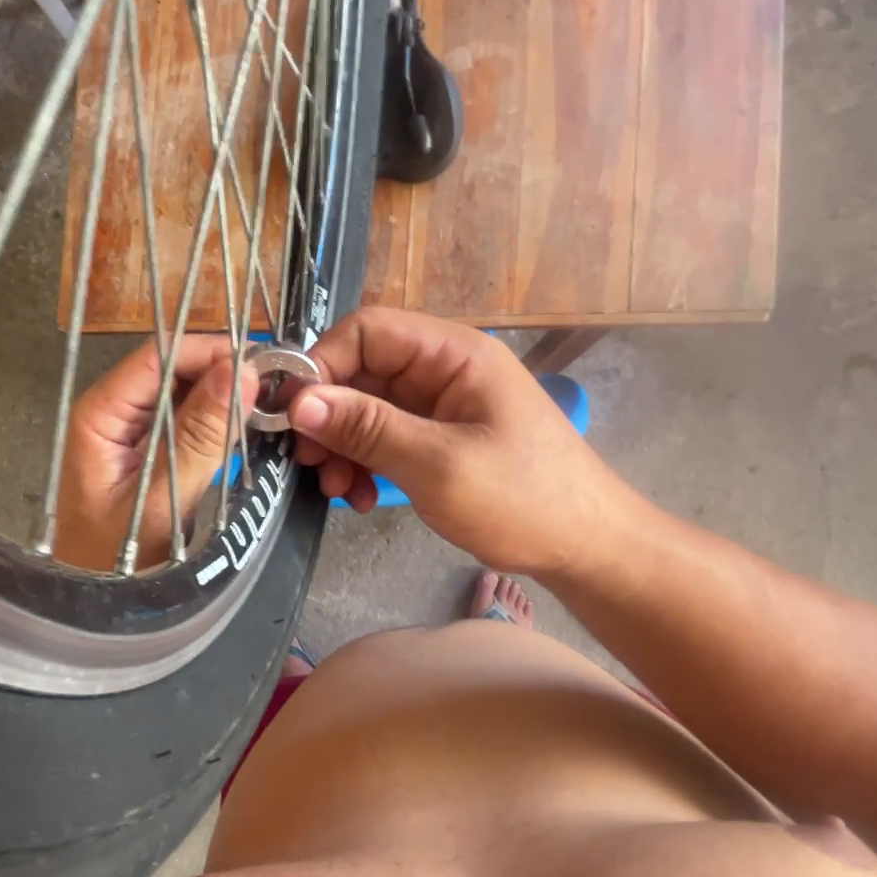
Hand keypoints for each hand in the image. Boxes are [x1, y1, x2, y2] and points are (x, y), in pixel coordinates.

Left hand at [53, 335, 257, 571]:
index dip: (210, 350)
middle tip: (280, 383)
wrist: (94, 611)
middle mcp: (112, 413)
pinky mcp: (148, 452)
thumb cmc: (117, 561)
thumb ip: (201, 437)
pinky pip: (185, 420)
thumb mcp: (163, 501)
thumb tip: (242, 371)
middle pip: (171, 370)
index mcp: (99, 415)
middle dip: (222, 371)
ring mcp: (129, 433)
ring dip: (224, 395)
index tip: (264, 360)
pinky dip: (217, 420)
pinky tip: (250, 424)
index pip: (158, 357)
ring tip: (273, 401)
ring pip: (182, 393)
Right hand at [287, 307, 648, 577]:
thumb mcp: (439, 464)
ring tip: (338, 490)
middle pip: (359, 372)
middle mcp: (440, 371)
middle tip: (310, 462)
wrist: (583, 546)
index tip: (292, 415)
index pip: (367, 330)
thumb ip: (368, 429)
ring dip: (340, 448)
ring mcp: (437, 406)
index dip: (323, 365)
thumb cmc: (523, 499)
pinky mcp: (434, 439)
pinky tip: (360, 497)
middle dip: (327, 416)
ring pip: (362, 409)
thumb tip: (298, 403)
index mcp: (452, 355)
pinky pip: (379, 438)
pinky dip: (361, 465)